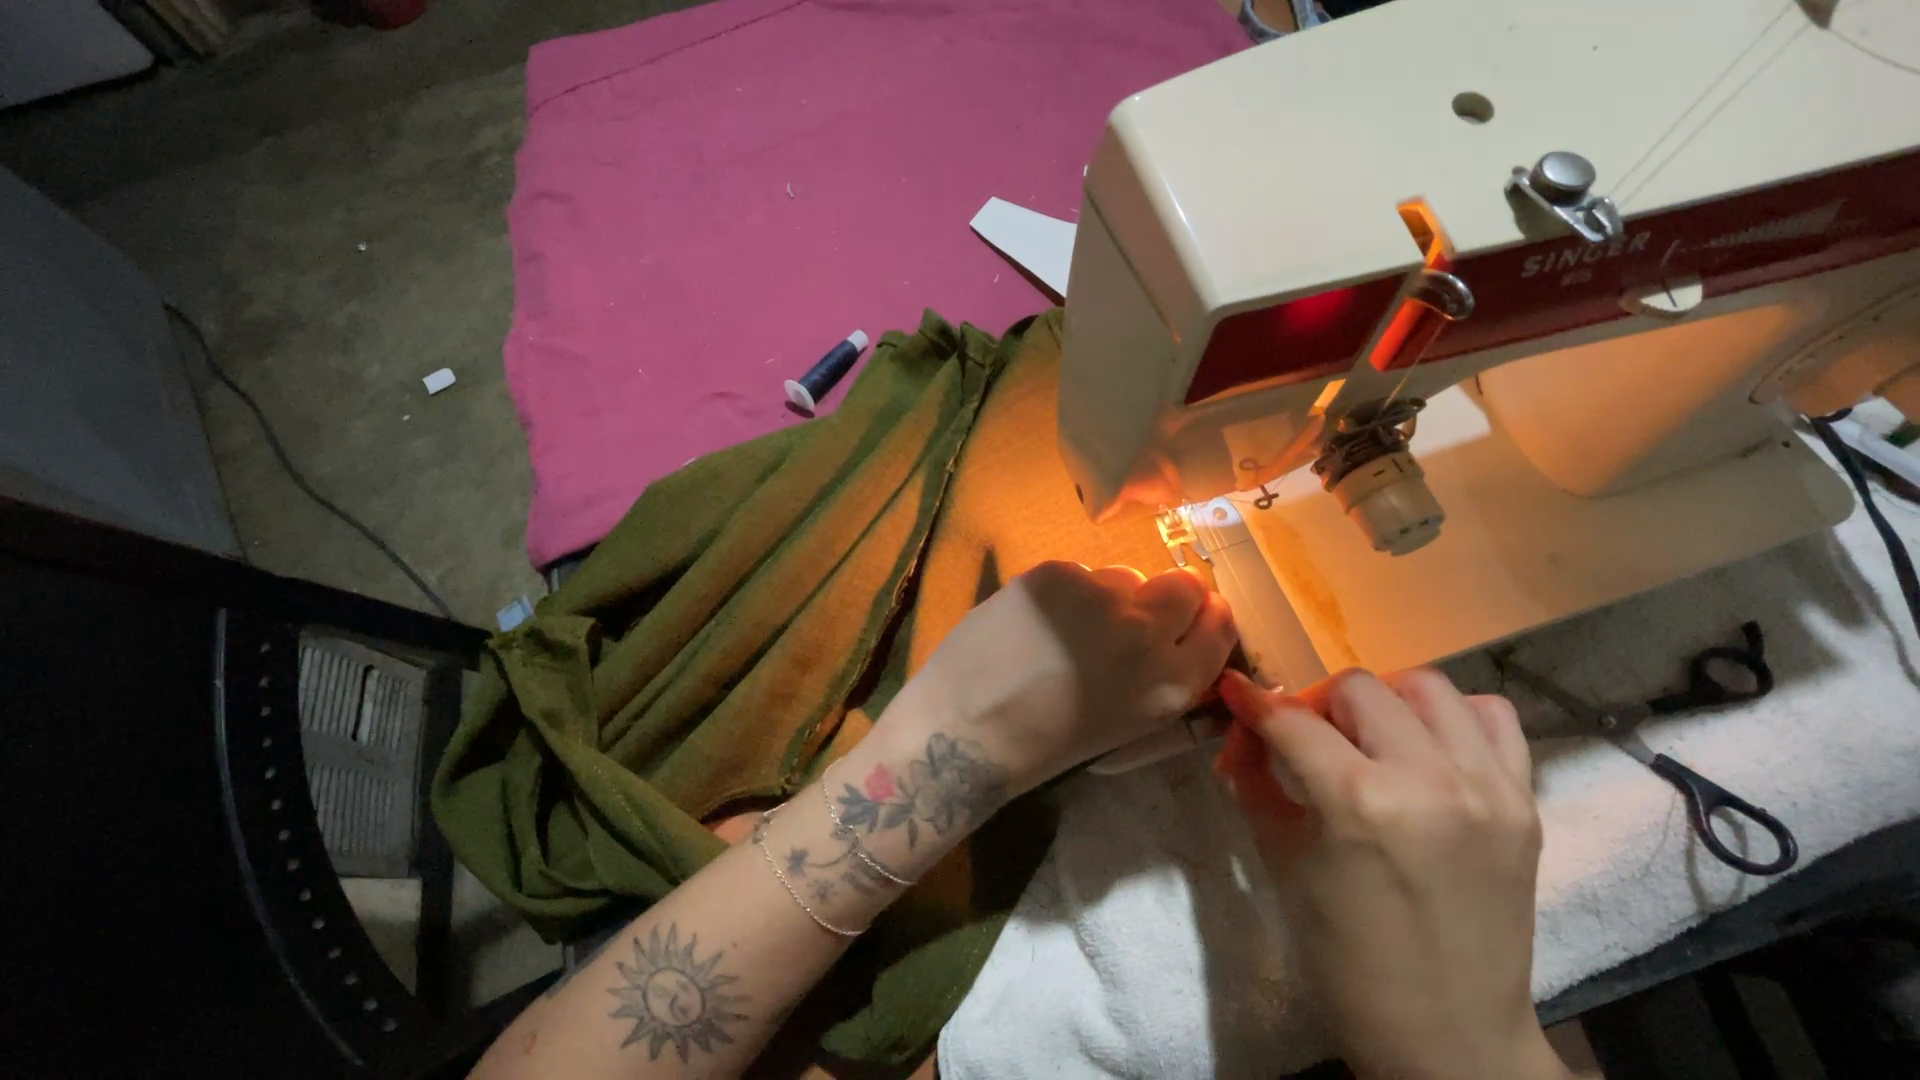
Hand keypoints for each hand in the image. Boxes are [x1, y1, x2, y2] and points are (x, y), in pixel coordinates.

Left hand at [897, 561, 1235, 796]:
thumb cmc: (1047, 744)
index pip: (1219, 626)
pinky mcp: (1054, 574)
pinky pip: (1079, 572)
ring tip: (1074, 628)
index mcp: (1170, 685)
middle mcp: (1145, 633)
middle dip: (1168, 597)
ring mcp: (1097, 597)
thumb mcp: (1129, 724)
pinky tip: (1038, 623)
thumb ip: (1164, 678)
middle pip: (1183, 586)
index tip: (1193, 616)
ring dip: (1113, 595)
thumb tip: (1183, 638)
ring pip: (1126, 575)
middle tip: (1134, 615)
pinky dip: (1067, 592)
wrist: (966, 732)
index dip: (1206, 618)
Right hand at [1215, 668, 1565, 1079]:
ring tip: (1368, 739)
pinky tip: (1427, 748)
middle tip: (1303, 739)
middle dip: (1315, 705)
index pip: (1293, 721)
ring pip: (1426, 686)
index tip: (1233, 692)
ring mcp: (1488, 789)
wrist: (1446, 1036)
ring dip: (1384, 702)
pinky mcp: (1525, 803)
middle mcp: (1431, 781)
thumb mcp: (1280, 862)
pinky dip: (1451, 718)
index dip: (1252, 703)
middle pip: (1358, 688)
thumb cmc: (1344, 958)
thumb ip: (1255, 781)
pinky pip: (1493, 717)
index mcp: (1361, 804)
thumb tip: (1240, 728)